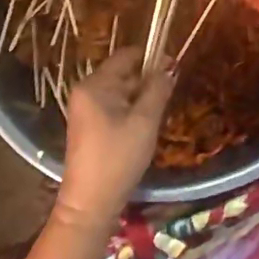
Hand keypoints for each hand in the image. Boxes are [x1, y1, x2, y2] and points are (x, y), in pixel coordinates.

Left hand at [56, 49, 175, 226]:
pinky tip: (144, 125)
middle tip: (171, 94)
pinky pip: (112, 106)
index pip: (125, 56)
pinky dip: (129, 110)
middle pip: (122, 73)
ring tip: (161, 111)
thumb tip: (169, 66)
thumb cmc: (118, 158)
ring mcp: (84, 108)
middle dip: (147, 80)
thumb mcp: (145, 122)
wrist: (90, 203)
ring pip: (119, 91)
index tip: (174, 67)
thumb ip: (158, 90)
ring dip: (140, 97)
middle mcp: (85, 90)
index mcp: (95, 84)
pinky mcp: (87, 125)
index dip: (151, 58)